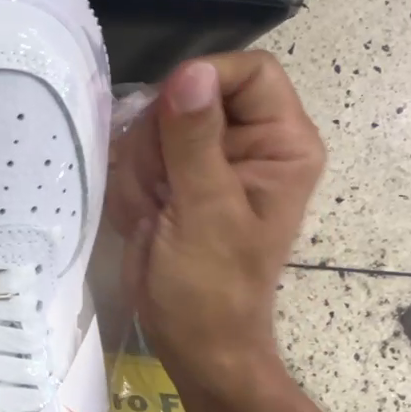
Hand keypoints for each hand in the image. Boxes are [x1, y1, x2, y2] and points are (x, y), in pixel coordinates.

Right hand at [106, 52, 324, 396]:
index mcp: (280, 143)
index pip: (249, 72)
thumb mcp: (205, 211)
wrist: (189, 338)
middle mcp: (245, 144)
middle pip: (189, 96)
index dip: (203, 81)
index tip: (164, 115)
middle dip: (160, 143)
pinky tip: (144, 219)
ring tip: (154, 213)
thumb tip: (190, 74)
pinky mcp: (170, 182)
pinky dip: (130, 189)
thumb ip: (195, 141)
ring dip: (140, 172)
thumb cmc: (211, 285)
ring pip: (152, 128)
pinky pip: (134, 159)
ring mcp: (203, 163)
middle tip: (163, 190)